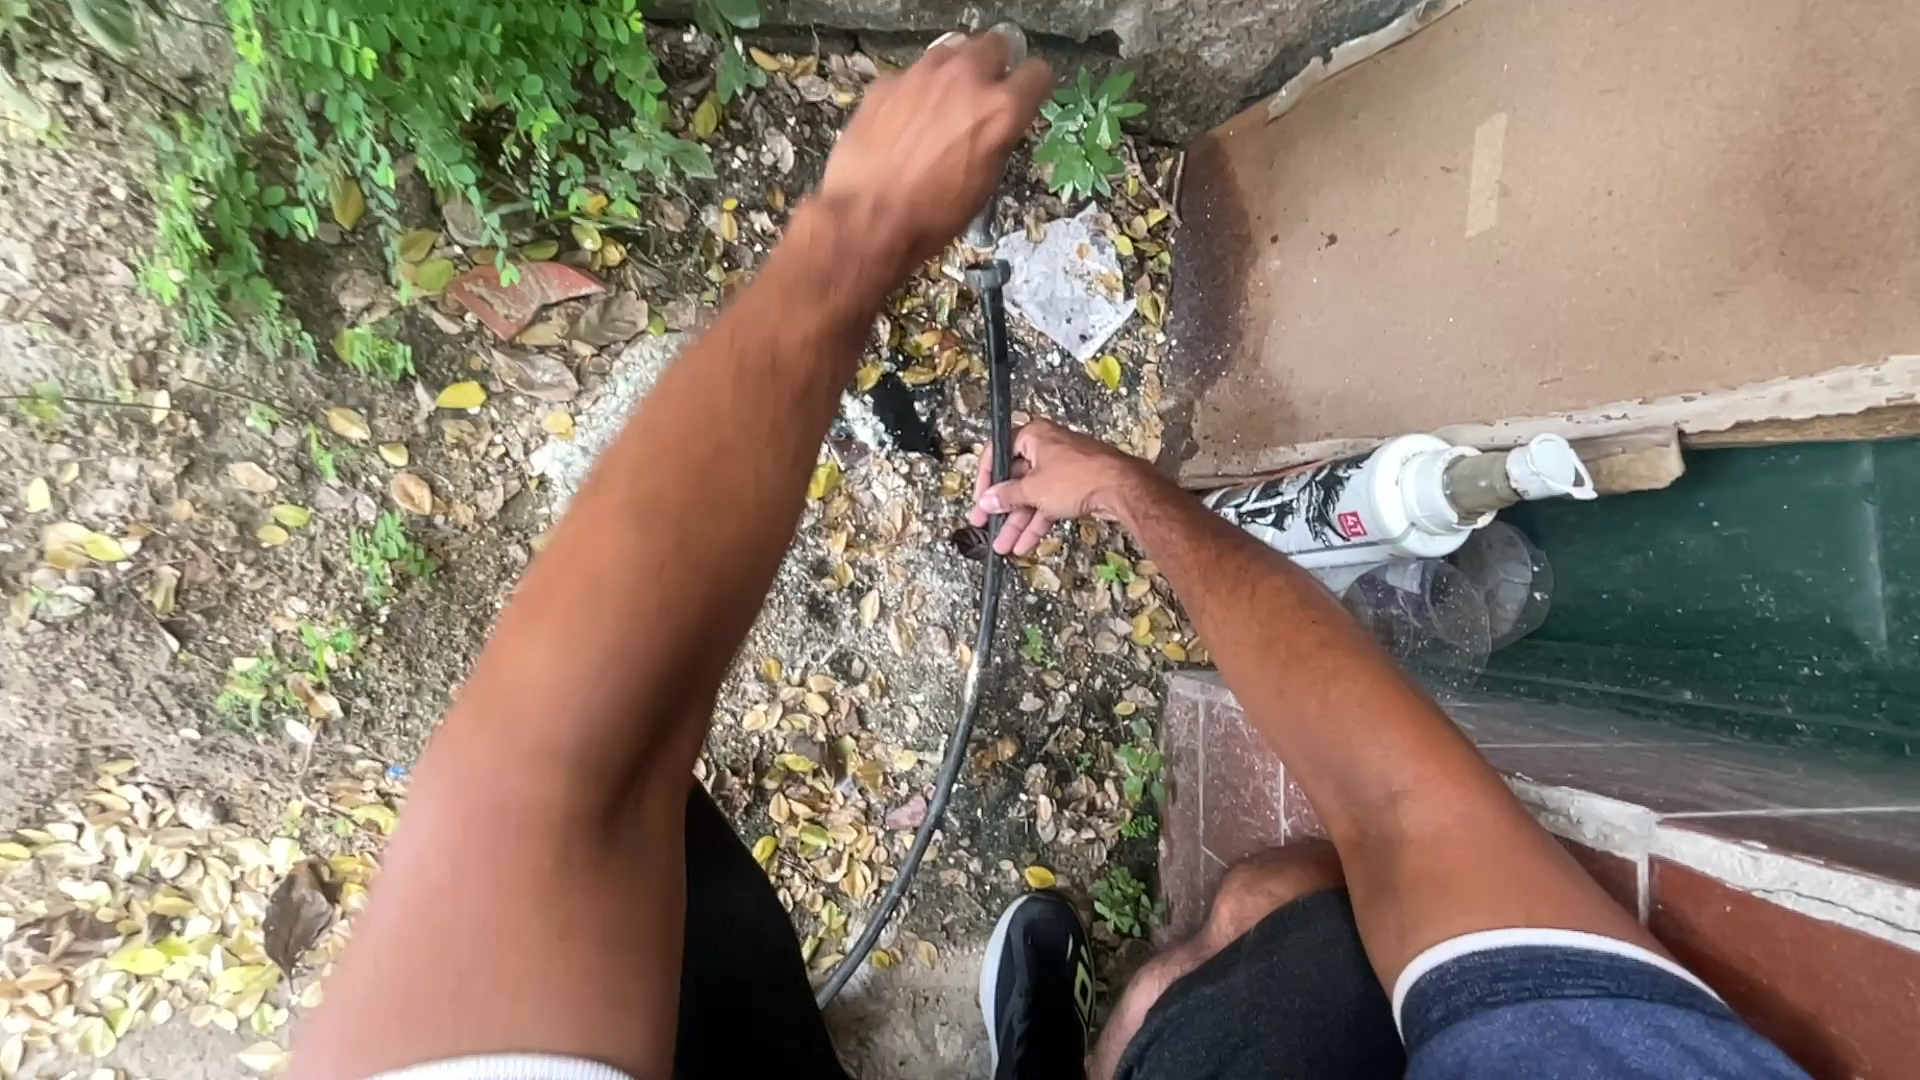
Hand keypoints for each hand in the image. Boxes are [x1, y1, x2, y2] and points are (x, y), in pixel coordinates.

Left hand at [817, 33, 1052, 277]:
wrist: (868, 219)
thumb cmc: (930, 220)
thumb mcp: (981, 189)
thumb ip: (995, 144)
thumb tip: (994, 130)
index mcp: (999, 112)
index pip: (1036, 74)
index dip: (1032, 88)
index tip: (1024, 98)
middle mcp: (965, 79)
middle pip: (994, 46)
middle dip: (993, 69)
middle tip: (980, 101)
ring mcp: (922, 74)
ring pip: (952, 53)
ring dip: (954, 75)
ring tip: (940, 112)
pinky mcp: (887, 81)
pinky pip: (912, 75)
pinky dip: (915, 93)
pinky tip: (903, 126)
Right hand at [967, 419, 1155, 555]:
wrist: (1121, 488)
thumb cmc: (1078, 477)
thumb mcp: (1033, 489)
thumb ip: (1006, 496)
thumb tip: (987, 500)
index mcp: (1033, 436)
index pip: (997, 453)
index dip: (985, 478)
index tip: (980, 499)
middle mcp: (1046, 448)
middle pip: (1015, 479)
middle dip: (1001, 508)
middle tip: (986, 525)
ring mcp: (1060, 469)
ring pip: (1031, 496)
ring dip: (1017, 522)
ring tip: (1003, 544)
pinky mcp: (1073, 487)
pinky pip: (1047, 504)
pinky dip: (1036, 523)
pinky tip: (1025, 543)